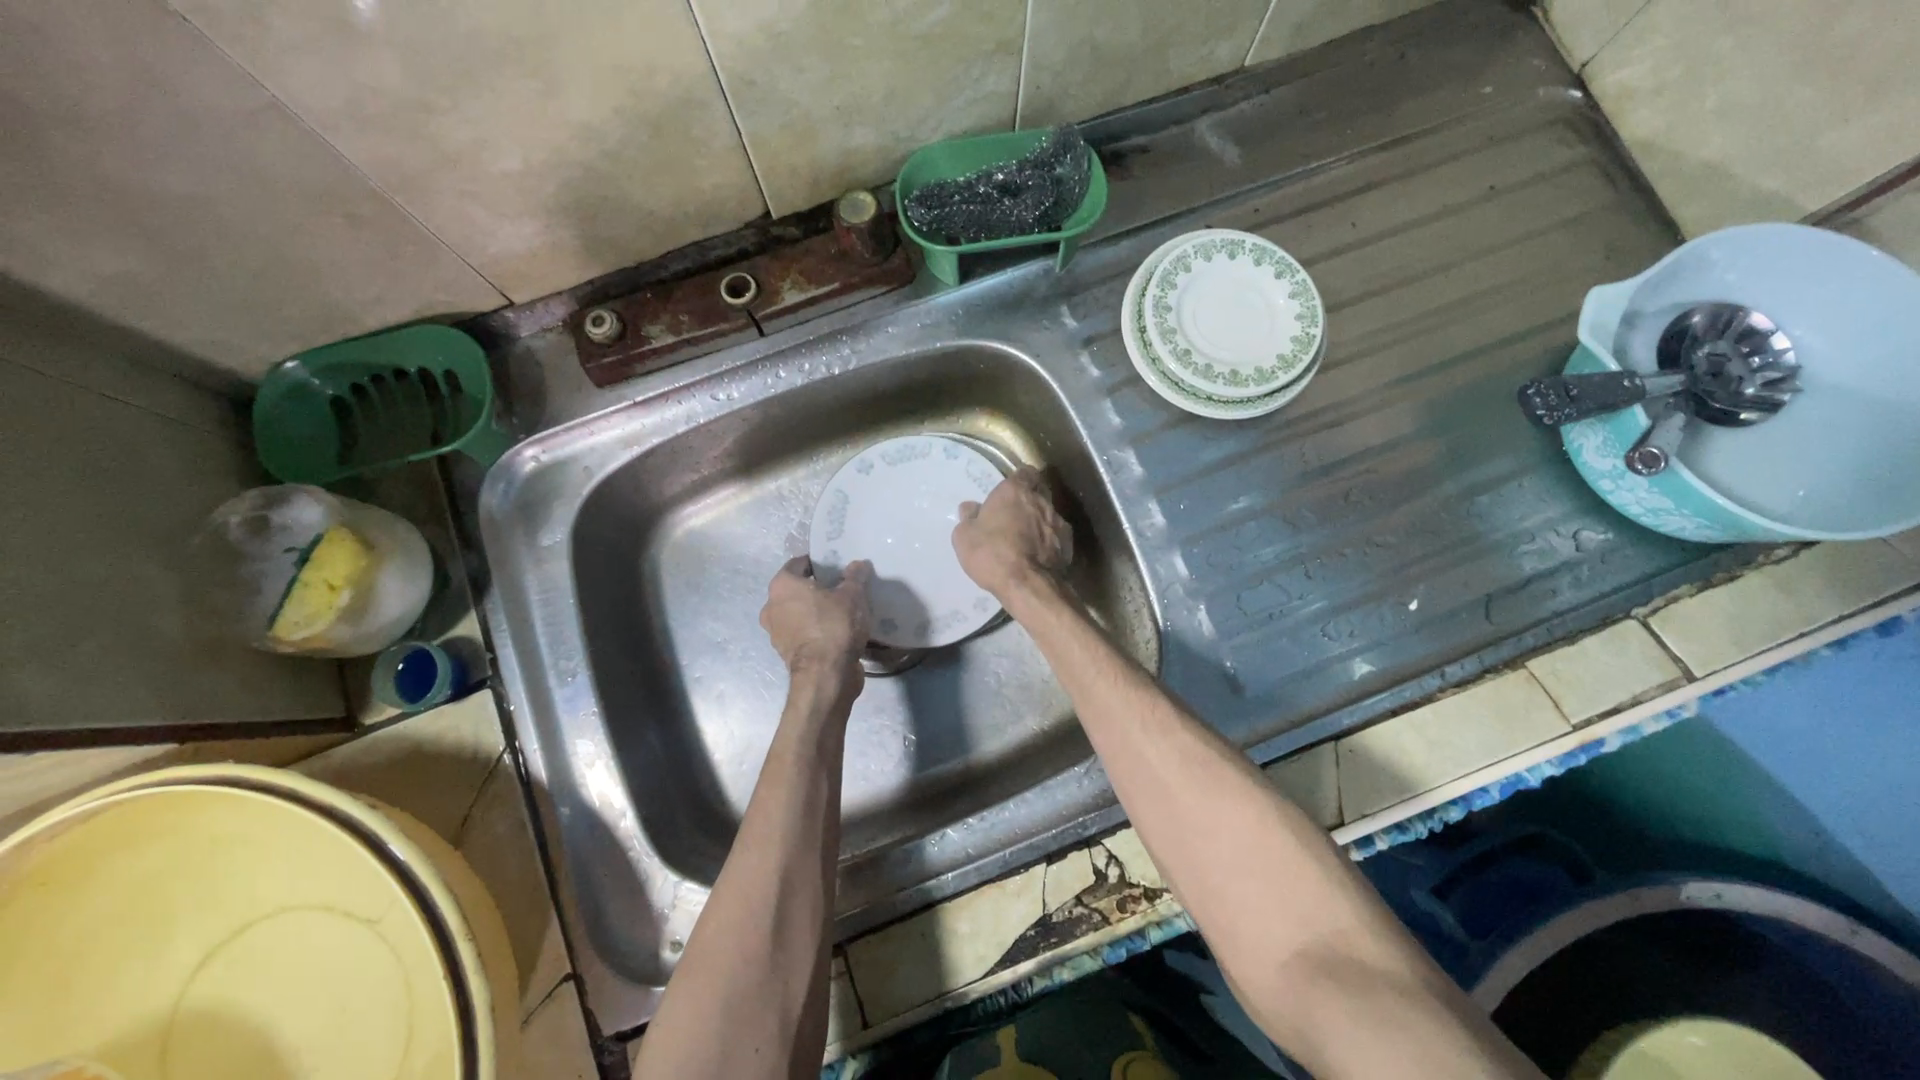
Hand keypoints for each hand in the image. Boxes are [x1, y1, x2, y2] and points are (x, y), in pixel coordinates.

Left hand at [760, 557, 872, 682]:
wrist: (825, 675)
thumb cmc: (835, 625)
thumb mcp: (853, 596)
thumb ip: (855, 577)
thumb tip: (858, 565)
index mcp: (782, 585)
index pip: (798, 564)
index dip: (818, 563)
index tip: (836, 567)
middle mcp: (771, 606)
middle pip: (795, 590)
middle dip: (815, 589)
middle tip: (840, 589)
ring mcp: (775, 632)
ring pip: (797, 613)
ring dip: (814, 612)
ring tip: (840, 612)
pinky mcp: (785, 653)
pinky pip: (801, 634)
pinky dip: (814, 631)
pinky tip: (835, 633)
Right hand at [952, 466, 1072, 601]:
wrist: (1026, 583)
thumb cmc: (991, 553)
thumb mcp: (964, 536)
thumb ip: (969, 517)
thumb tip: (970, 508)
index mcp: (1015, 491)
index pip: (1025, 472)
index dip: (1019, 480)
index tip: (1010, 491)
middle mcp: (1041, 501)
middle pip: (1039, 492)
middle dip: (1030, 500)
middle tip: (1017, 514)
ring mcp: (1058, 522)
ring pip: (1050, 514)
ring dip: (1040, 522)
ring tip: (1028, 538)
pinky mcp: (1068, 544)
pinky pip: (1057, 536)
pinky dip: (1050, 541)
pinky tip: (1039, 554)